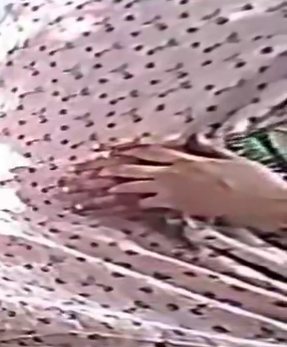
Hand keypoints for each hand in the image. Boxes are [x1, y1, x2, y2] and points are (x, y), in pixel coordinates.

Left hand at [70, 142, 286, 228]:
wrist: (264, 199)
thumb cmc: (252, 179)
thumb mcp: (229, 160)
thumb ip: (208, 150)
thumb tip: (198, 139)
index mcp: (187, 160)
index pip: (150, 151)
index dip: (127, 150)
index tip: (107, 150)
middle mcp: (173, 173)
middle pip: (130, 168)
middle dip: (104, 169)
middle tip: (81, 171)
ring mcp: (169, 189)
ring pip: (127, 186)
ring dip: (105, 188)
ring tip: (81, 189)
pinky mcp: (171, 204)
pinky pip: (138, 204)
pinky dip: (120, 205)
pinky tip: (100, 208)